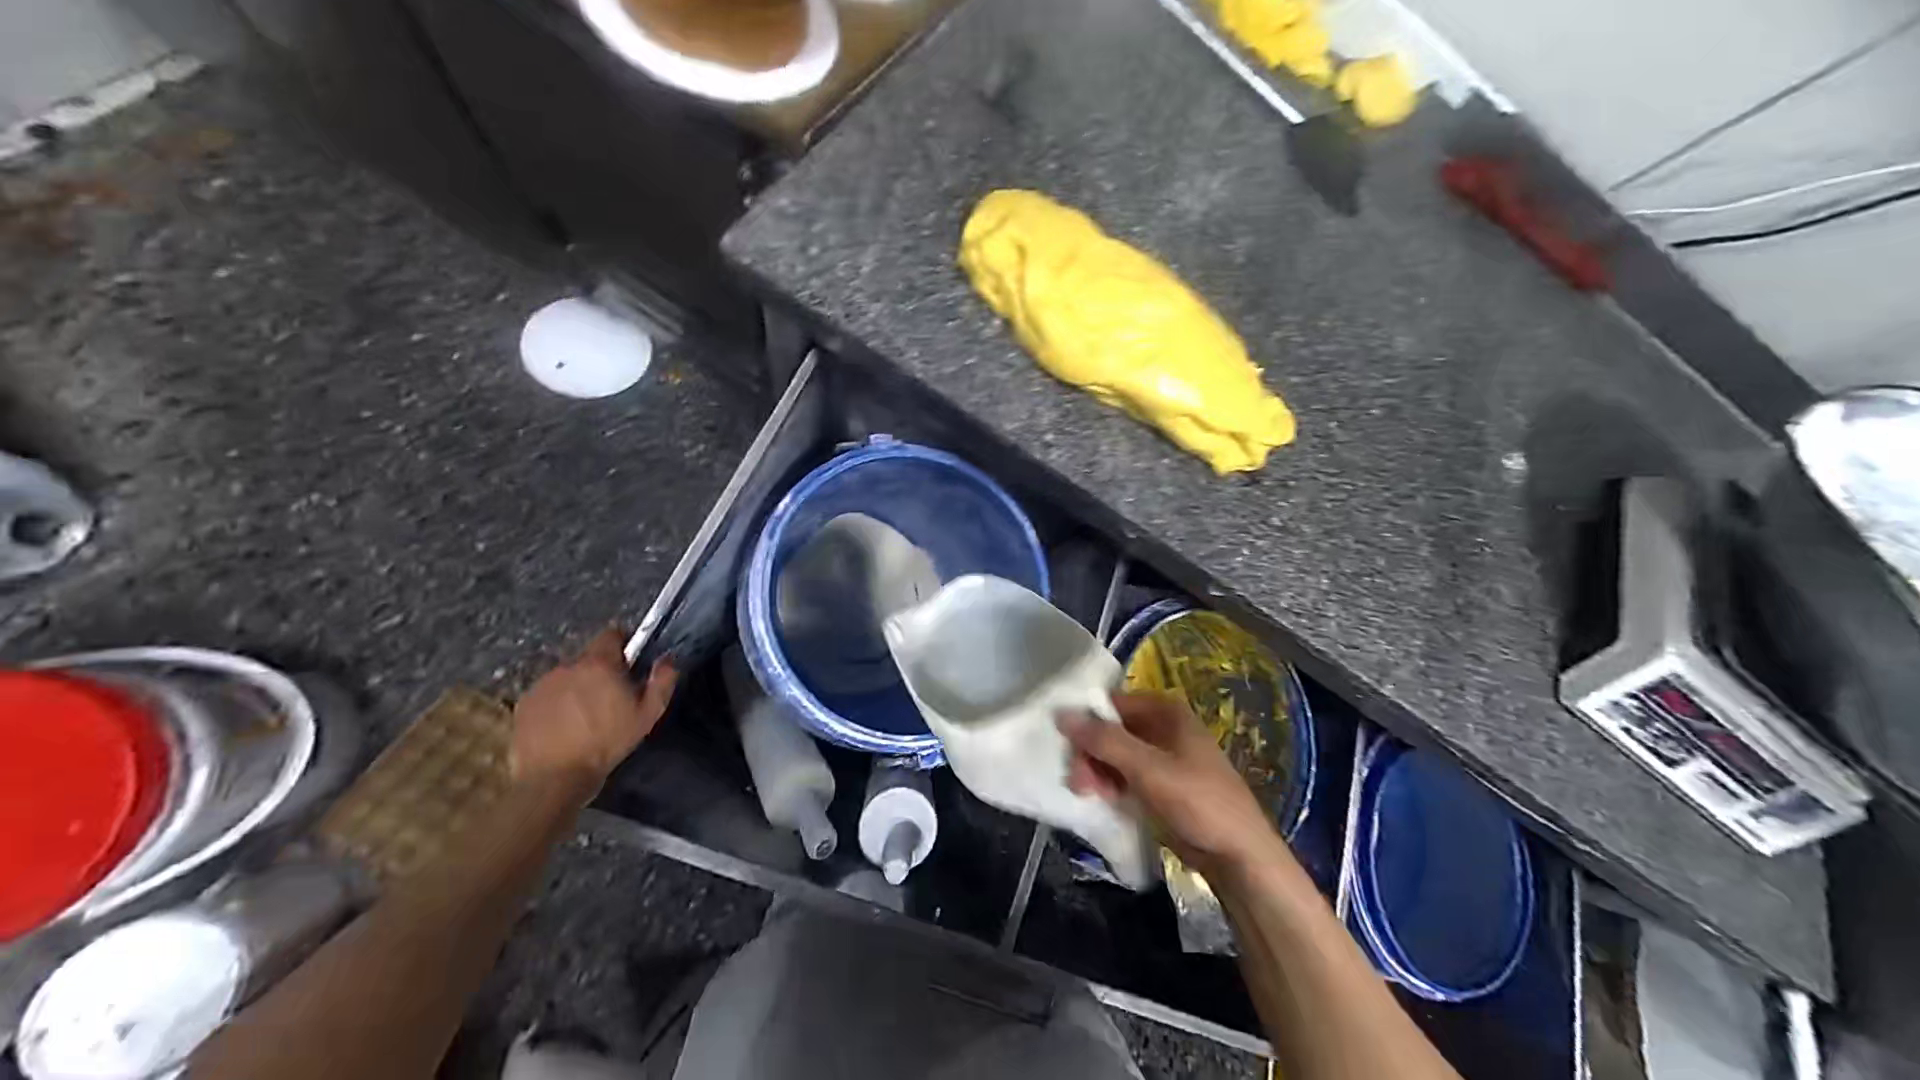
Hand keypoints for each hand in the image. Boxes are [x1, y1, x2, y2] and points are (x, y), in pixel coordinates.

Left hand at [512, 628, 677, 795]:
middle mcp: (568, 666)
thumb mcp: (647, 716)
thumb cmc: (607, 744)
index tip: (628, 665)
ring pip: (567, 677)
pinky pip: (547, 695)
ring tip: (583, 718)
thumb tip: (668, 660)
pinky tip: (562, 728)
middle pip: (589, 658)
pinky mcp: (524, 703)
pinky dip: (555, 704)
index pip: (611, 635)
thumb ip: (661, 682)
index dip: (622, 645)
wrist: (555, 777)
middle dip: (600, 672)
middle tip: (609, 699)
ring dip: (577, 688)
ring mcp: (542, 684)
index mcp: (599, 664)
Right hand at [1059, 693, 1280, 877]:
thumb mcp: (1148, 768)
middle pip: (1110, 729)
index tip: (1067, 748)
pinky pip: (1124, 774)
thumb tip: (1060, 713)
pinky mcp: (1160, 784)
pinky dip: (1110, 783)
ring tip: (1088, 794)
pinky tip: (1104, 799)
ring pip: (1114, 753)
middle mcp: (1162, 726)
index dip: (1086, 722)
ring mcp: (1162, 756)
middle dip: (1090, 753)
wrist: (1240, 856)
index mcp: (1165, 711)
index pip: (1110, 703)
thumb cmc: (1198, 802)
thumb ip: (1104, 740)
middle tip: (1078, 782)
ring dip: (1097, 771)